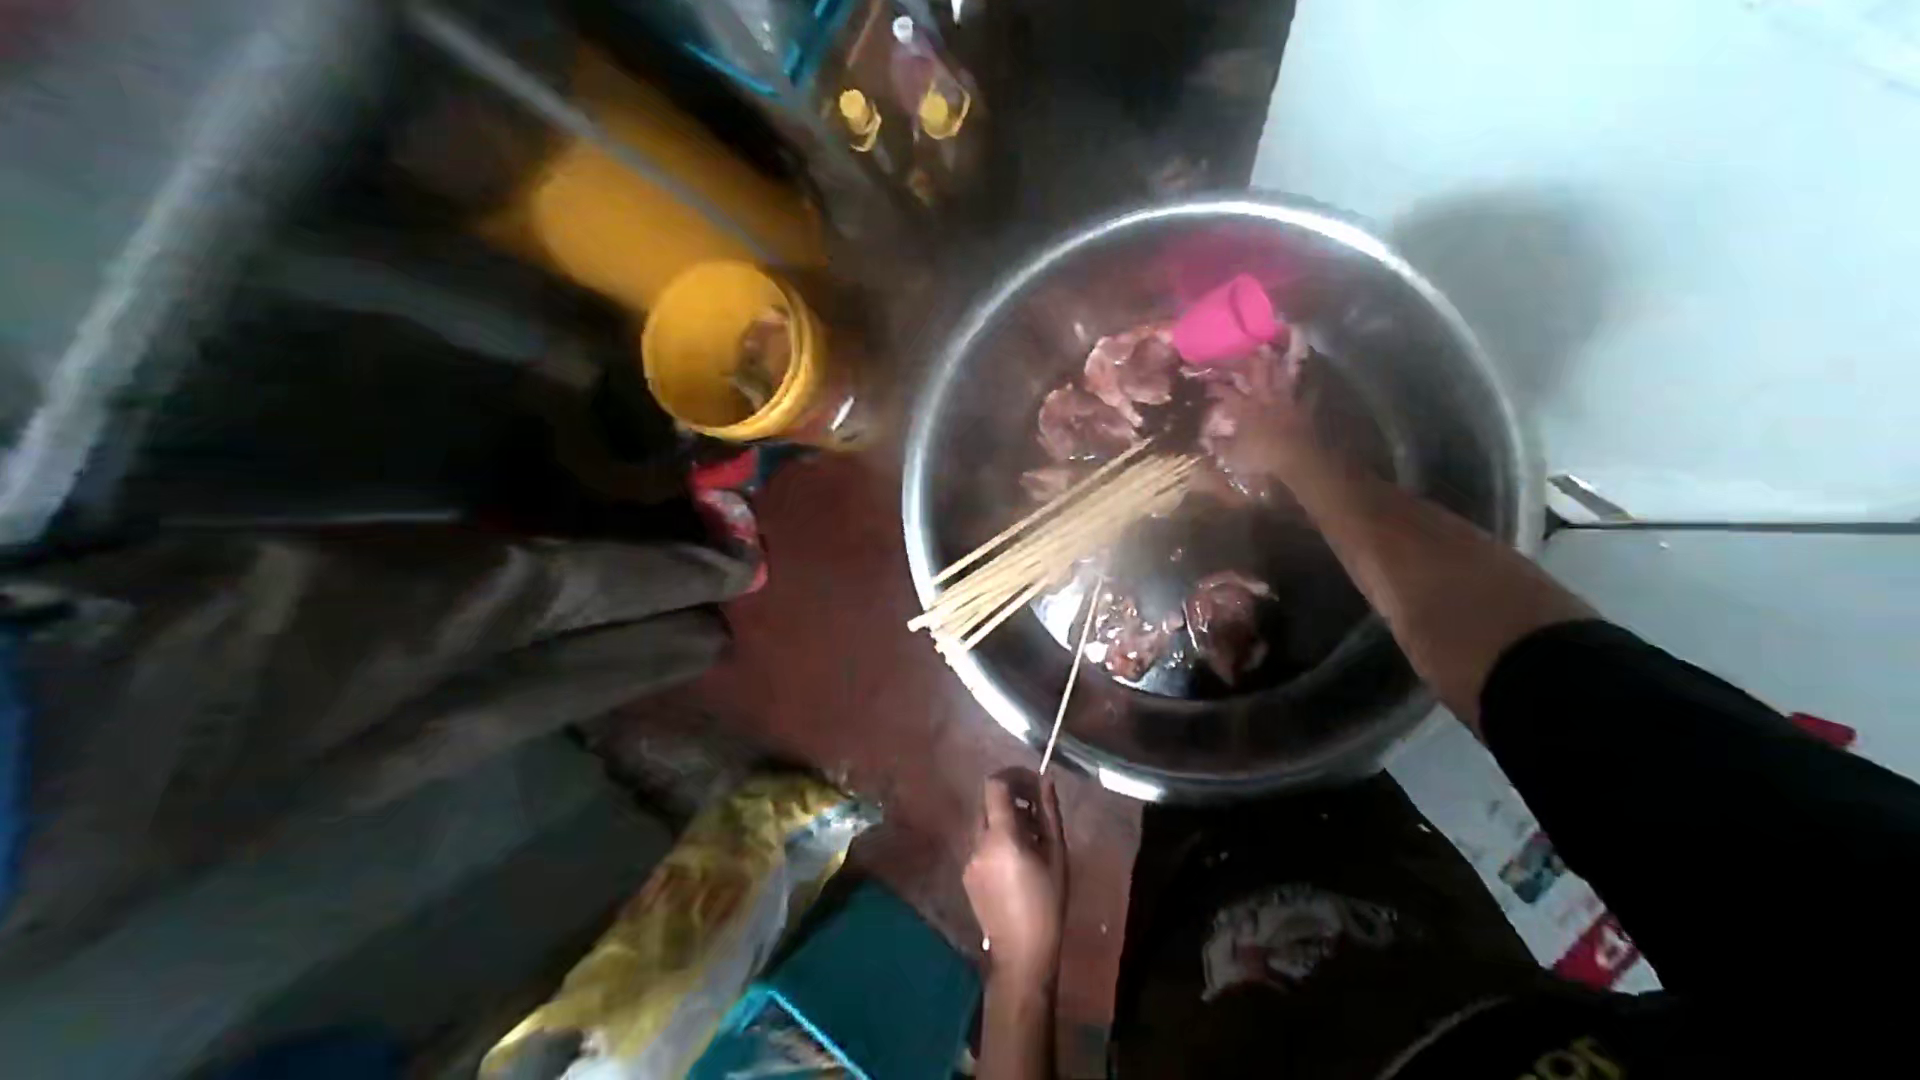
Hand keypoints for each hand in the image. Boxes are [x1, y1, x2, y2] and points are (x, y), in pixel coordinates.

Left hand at [964, 769, 1066, 983]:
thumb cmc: (1047, 904)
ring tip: (1032, 837)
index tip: (1033, 782)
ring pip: (983, 821)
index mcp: (1001, 836)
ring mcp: (968, 858)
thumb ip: (1049, 813)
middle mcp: (978, 841)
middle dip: (1011, 796)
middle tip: (1037, 810)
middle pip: (987, 800)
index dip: (1013, 775)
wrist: (1021, 954)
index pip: (995, 784)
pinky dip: (996, 837)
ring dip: (1004, 817)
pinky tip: (1017, 859)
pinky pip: (980, 842)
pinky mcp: (966, 873)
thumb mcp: (1056, 855)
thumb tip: (1045, 780)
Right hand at [1216, 357, 1324, 488]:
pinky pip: (1306, 391)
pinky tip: (1309, 374)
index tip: (1206, 380)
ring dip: (1274, 362)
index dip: (1215, 384)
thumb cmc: (1259, 458)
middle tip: (1242, 351)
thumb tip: (1208, 437)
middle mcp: (1264, 398)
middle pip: (1256, 372)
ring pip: (1280, 375)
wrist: (1294, 461)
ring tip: (1270, 350)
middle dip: (1248, 360)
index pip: (1226, 391)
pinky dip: (1307, 381)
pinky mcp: (1302, 409)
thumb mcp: (1231, 455)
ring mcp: (1285, 401)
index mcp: (1244, 408)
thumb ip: (1219, 444)